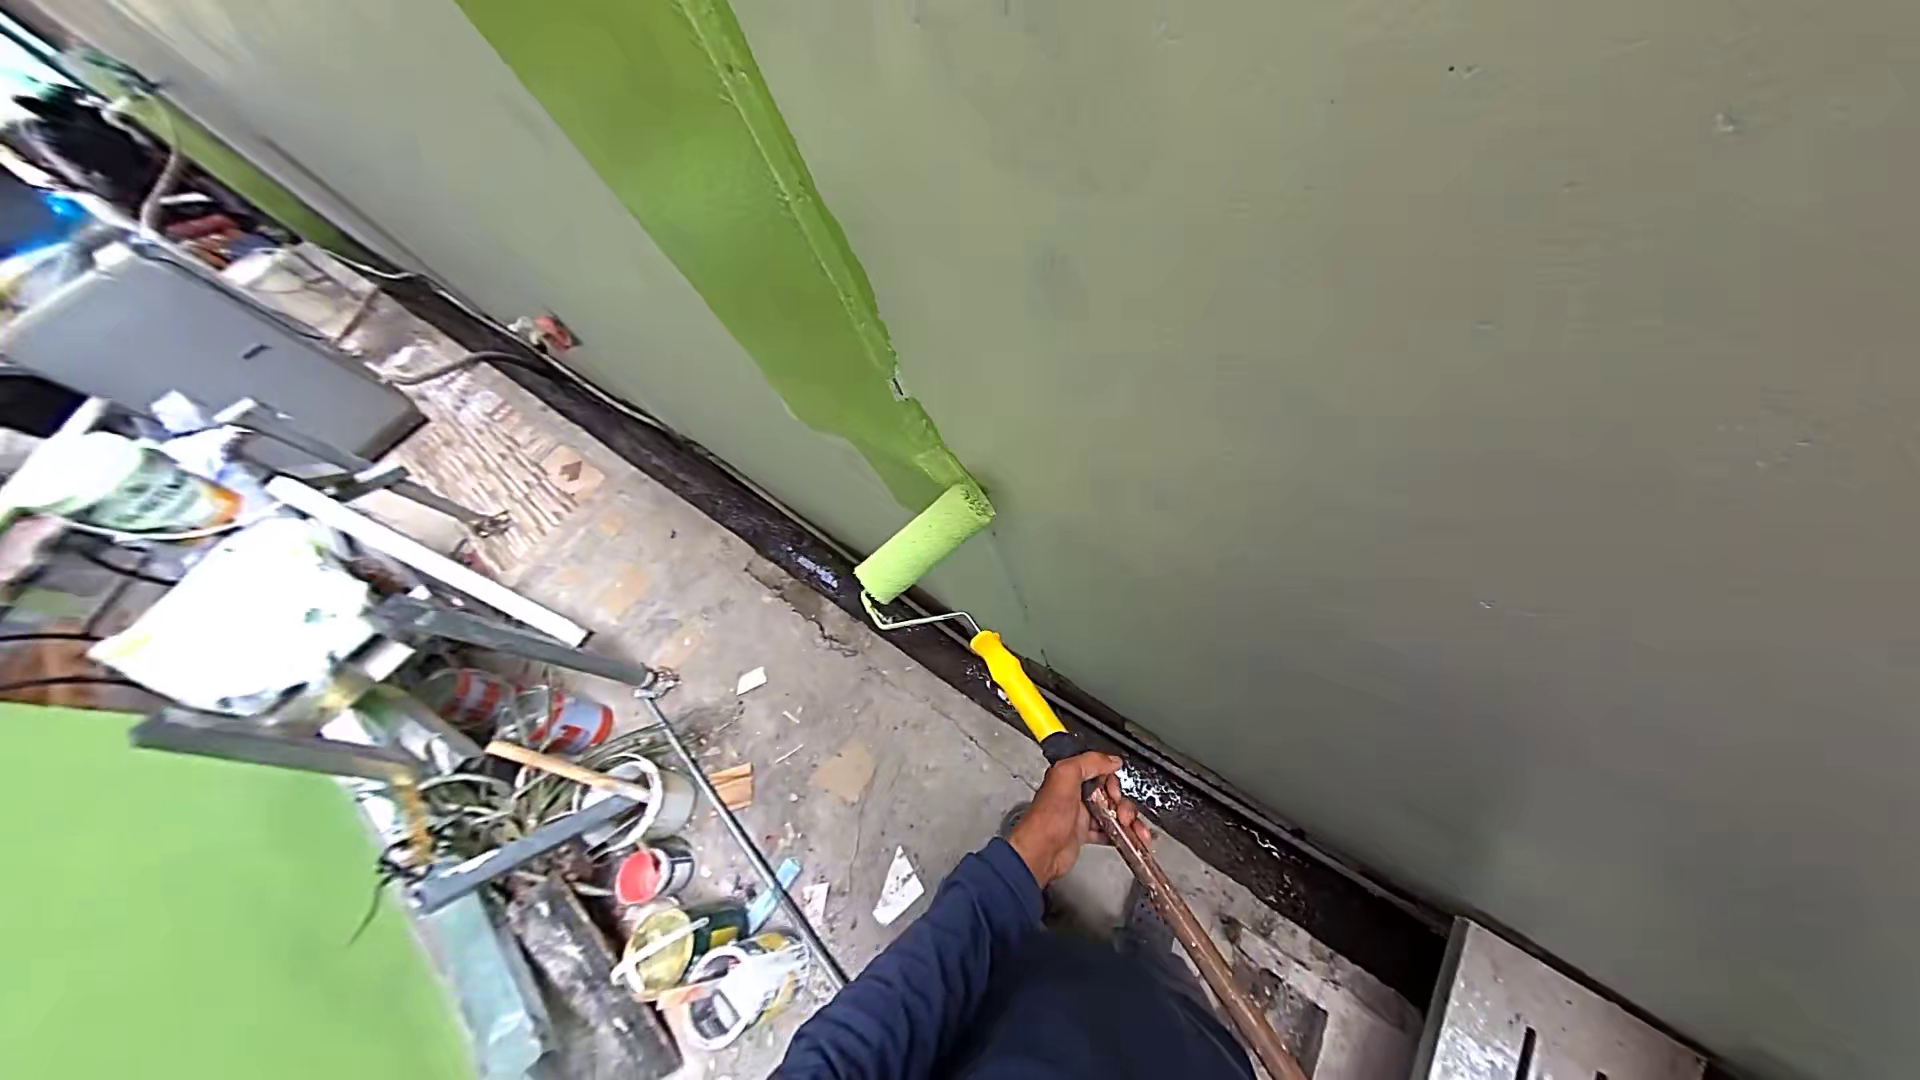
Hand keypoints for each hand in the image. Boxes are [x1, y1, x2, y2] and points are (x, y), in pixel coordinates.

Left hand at [1007, 752, 1153, 888]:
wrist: (1041, 851)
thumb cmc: (1047, 817)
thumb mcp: (1066, 777)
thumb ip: (1088, 762)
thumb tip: (1111, 759)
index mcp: (1070, 776)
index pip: (1098, 770)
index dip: (1111, 780)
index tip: (1115, 790)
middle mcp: (1075, 793)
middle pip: (1109, 793)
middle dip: (1123, 803)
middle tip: (1123, 814)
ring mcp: (1080, 814)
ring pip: (1112, 813)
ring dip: (1129, 821)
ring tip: (1135, 831)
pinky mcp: (1084, 833)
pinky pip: (1108, 831)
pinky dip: (1122, 835)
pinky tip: (1130, 839)